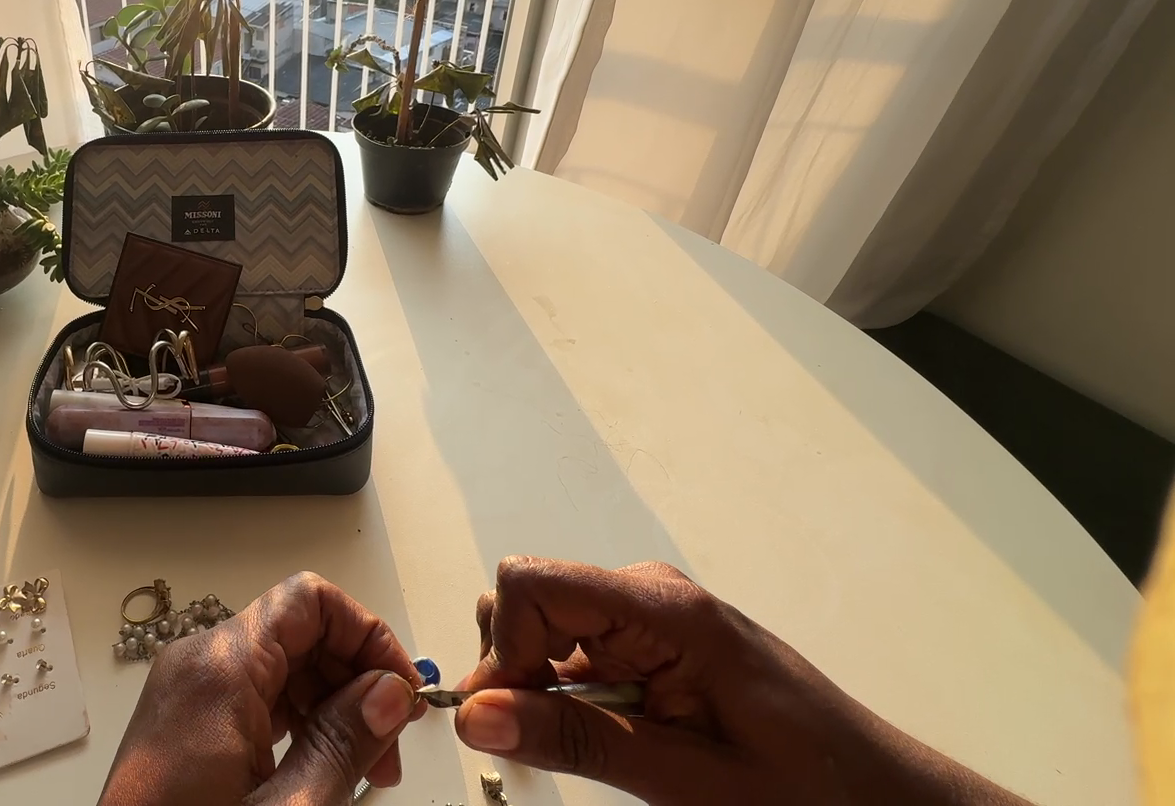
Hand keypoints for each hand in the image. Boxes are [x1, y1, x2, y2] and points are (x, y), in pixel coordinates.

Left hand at [97, 572, 426, 804]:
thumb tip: (392, 689)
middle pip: (297, 630)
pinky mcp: (184, 718)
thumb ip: (343, 742)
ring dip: (329, 703)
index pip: (308, 600)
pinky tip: (321, 766)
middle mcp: (198, 660)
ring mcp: (187, 688)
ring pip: (278, 664)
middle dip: (353, 676)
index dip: (366, 633)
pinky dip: (295, 719)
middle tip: (390, 748)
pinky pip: (253, 695)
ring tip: (365, 769)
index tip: (402, 690)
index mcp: (220, 665)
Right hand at [454, 558, 1030, 805]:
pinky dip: (556, 689)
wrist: (895, 805)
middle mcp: (639, 589)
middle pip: (524, 599)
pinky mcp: (642, 635)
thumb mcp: (689, 782)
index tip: (512, 718)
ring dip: (532, 682)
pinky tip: (597, 732)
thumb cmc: (811, 794)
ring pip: (536, 622)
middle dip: (512, 668)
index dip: (505, 646)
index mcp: (658, 605)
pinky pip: (567, 645)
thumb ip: (577, 740)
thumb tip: (470, 713)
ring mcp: (639, 610)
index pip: (530, 582)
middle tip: (540, 742)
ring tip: (579, 743)